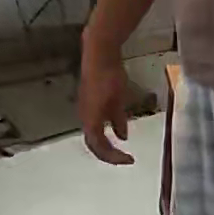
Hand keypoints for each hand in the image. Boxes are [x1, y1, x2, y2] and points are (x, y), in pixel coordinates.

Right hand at [77, 43, 133, 165]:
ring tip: (119, 149)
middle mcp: (84, 117)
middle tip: (124, 158)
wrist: (98, 54)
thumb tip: (123, 137)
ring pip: (93, 134)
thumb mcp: (118, 101)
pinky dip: (104, 132)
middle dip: (108, 154)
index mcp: (91, 120)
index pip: (100, 147)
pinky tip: (116, 129)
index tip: (129, 160)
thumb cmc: (109, 77)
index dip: (114, 157)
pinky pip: (94, 123)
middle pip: (94, 144)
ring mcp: (84, 110)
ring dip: (105, 144)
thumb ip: (119, 120)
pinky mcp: (88, 102)